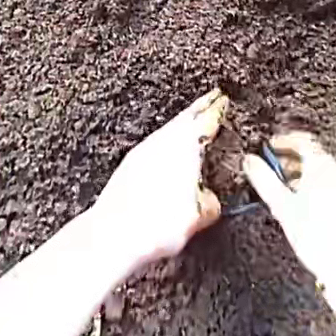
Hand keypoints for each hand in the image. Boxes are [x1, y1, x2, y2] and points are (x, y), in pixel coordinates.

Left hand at [92, 88, 228, 269]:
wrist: (111, 237)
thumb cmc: (157, 225)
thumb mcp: (199, 217)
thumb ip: (210, 203)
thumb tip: (211, 200)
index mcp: (186, 143)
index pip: (206, 117)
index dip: (217, 107)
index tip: (223, 99)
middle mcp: (164, 140)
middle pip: (186, 116)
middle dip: (200, 107)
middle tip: (211, 99)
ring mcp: (144, 149)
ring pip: (169, 128)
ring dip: (183, 123)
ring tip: (192, 125)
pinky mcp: (129, 163)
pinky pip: (155, 142)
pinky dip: (167, 140)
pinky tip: (168, 152)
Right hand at [241, 131, 335, 314]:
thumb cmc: (321, 236)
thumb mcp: (282, 206)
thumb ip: (264, 180)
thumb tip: (250, 161)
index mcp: (321, 165)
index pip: (302, 140)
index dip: (284, 140)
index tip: (270, 146)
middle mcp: (334, 173)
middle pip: (311, 155)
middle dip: (289, 157)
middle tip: (272, 164)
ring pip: (317, 171)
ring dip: (298, 173)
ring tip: (281, 185)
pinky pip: (324, 186)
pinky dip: (308, 186)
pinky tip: (299, 204)